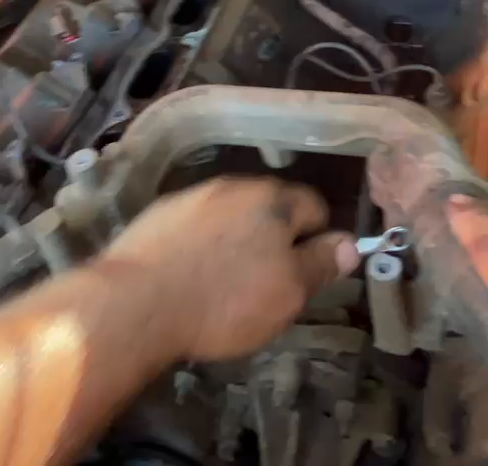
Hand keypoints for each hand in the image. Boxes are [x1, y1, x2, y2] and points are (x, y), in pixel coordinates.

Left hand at [98, 178, 357, 360]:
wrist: (137, 301)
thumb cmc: (224, 300)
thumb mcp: (287, 292)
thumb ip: (321, 264)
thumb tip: (350, 244)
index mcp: (274, 200)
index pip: (314, 207)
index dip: (317, 240)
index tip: (305, 273)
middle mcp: (236, 186)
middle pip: (271, 208)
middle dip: (275, 238)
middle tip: (266, 282)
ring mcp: (195, 195)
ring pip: (232, 215)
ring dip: (236, 239)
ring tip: (224, 281)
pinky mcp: (161, 212)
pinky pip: (196, 224)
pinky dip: (201, 243)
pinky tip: (190, 274)